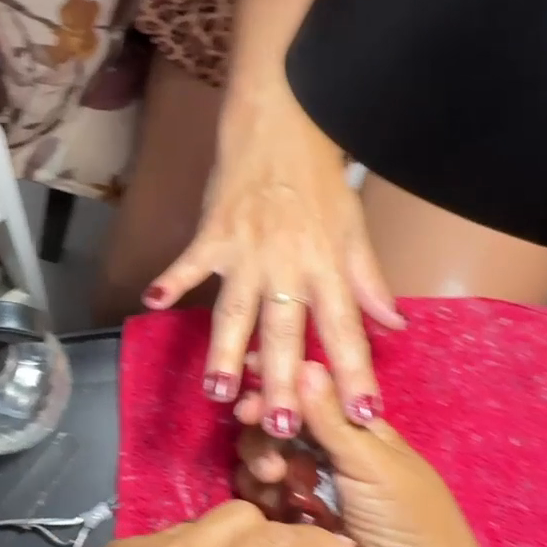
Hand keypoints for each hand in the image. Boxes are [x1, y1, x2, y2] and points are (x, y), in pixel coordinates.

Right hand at [144, 86, 402, 438]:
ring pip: (236, 309)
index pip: (346, 328)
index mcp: (327, 265)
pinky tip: (154, 302)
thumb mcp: (353, 226)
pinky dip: (173, 279)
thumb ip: (367, 279)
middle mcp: (289, 264)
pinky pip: (191, 262)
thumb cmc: (319, 176)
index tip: (363, 415)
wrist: (284, 120)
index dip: (355, 372)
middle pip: (286, 331)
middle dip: (283, 380)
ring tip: (217, 392)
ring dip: (226, 351)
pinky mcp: (213, 232)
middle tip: (278, 426)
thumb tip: (393, 326)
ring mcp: (247, 250)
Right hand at [235, 363, 509, 546]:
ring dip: (259, 459)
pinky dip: (256, 492)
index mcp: (355, 430)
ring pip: (258, 453)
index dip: (279, 387)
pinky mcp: (284, 516)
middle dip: (264, 427)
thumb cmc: (409, 520)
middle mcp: (324, 452)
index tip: (254, 384)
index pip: (308, 394)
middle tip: (267, 436)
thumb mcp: (373, 462)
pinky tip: (272, 503)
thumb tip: (305, 362)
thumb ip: (330, 418)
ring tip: (276, 479)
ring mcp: (302, 483)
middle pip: (274, 421)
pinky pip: (253, 491)